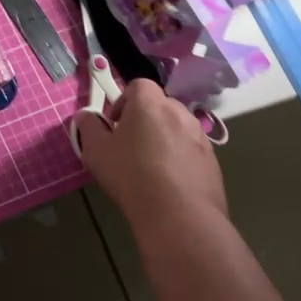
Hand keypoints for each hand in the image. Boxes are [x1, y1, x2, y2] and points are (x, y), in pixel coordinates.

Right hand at [73, 80, 225, 223]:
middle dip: (145, 118)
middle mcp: (179, 113)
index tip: (116, 124)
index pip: (138, 85)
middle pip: (160, 105)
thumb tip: (86, 116)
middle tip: (131, 143)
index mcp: (149, 104)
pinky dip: (180, 157)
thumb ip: (88, 126)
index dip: (125, 100)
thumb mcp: (96, 150)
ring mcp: (200, 137)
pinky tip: (169, 182)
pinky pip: (191, 149)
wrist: (180, 216)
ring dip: (164, 137)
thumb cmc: (131, 175)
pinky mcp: (213, 161)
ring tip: (152, 165)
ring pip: (177, 127)